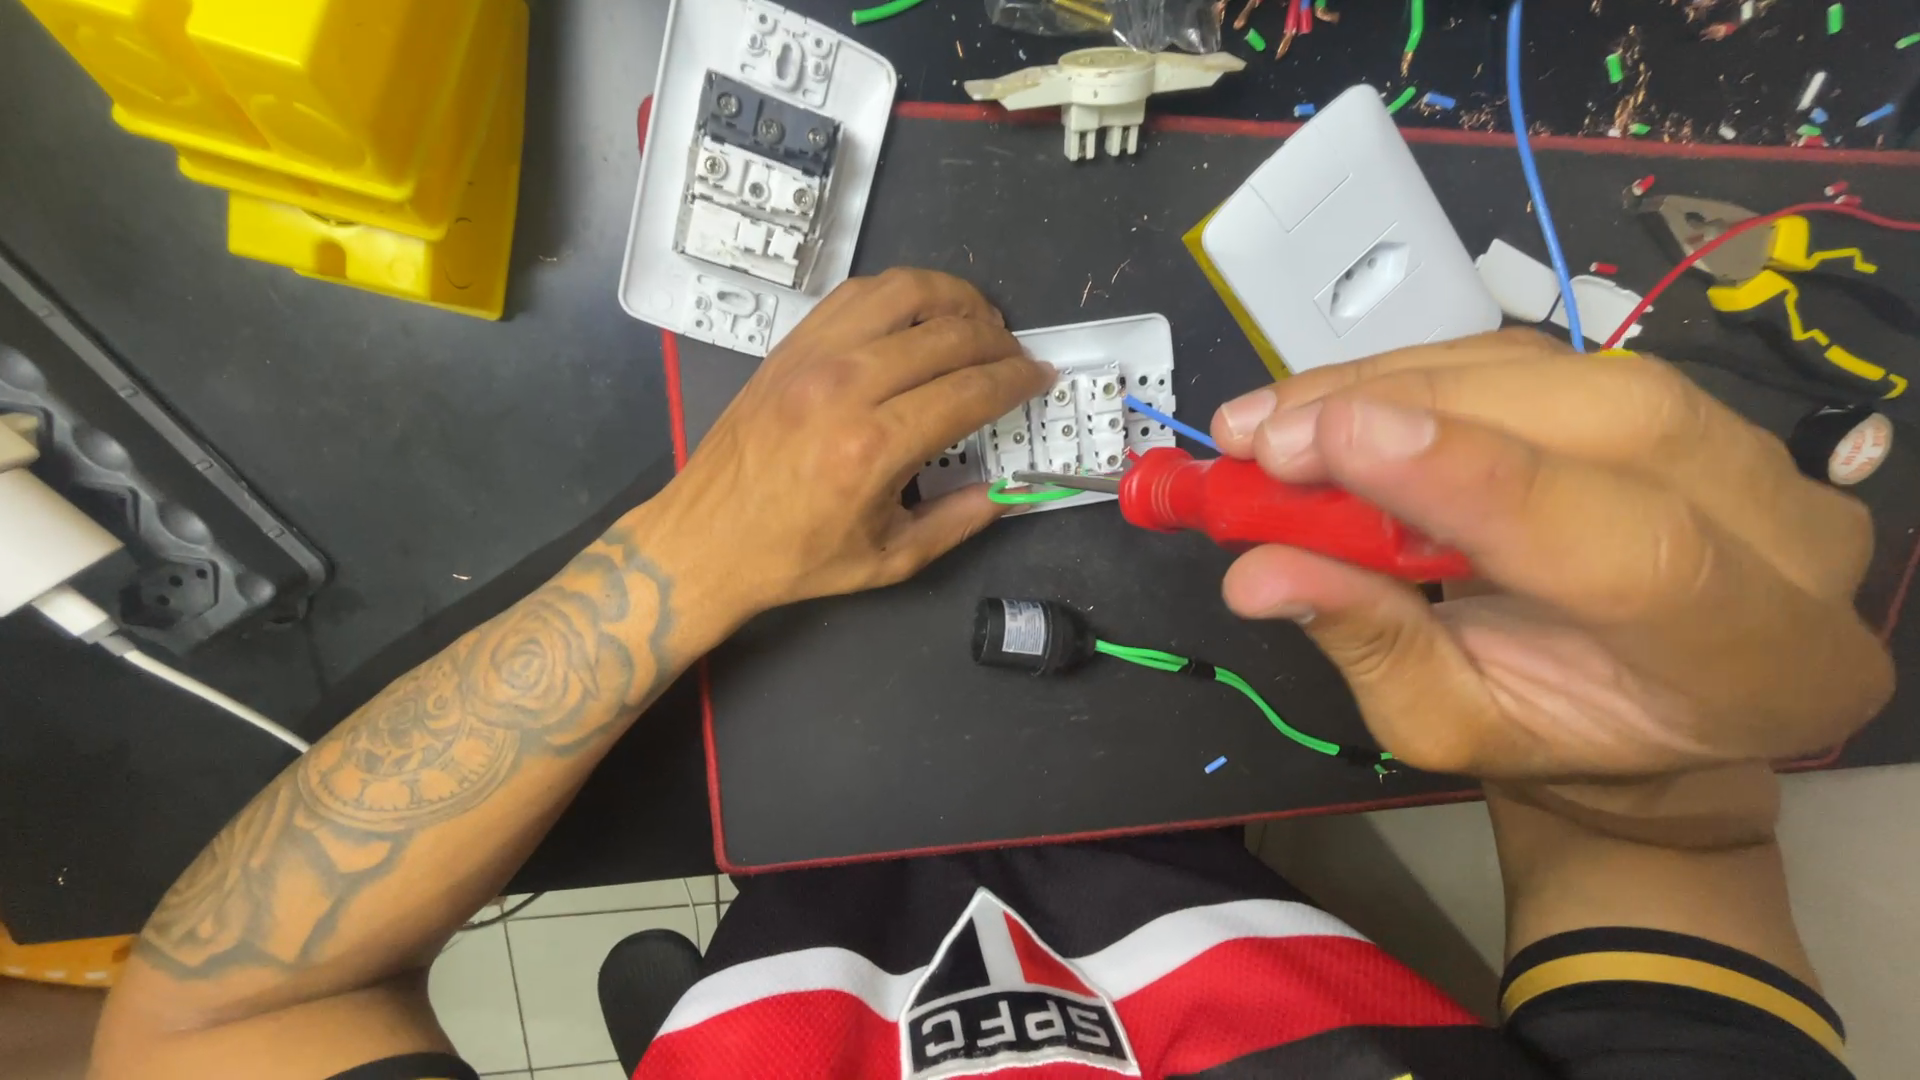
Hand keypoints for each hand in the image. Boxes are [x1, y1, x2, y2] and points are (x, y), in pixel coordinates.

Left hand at [655, 269, 1051, 619]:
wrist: (708, 537)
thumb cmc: (798, 557)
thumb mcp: (891, 559)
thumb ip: (961, 520)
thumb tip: (1014, 489)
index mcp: (874, 447)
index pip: (970, 390)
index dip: (1016, 379)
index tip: (1040, 377)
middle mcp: (846, 387)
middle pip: (947, 334)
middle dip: (998, 341)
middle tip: (1016, 357)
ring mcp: (813, 356)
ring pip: (904, 293)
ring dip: (956, 299)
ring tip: (979, 323)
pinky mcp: (791, 345)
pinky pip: (858, 294)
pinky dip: (902, 293)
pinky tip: (920, 315)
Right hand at [1209, 330, 1892, 780]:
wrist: (1628, 700)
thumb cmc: (1541, 731)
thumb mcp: (1438, 722)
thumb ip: (1366, 644)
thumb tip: (1252, 576)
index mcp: (1752, 661)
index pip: (1631, 549)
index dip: (1474, 481)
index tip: (1330, 440)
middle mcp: (1778, 532)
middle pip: (1606, 421)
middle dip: (1412, 412)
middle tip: (1268, 440)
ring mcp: (1732, 447)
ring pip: (1555, 370)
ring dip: (1388, 384)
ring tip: (1267, 422)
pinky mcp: (1654, 398)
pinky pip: (1520, 360)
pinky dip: (1402, 373)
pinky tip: (1319, 402)